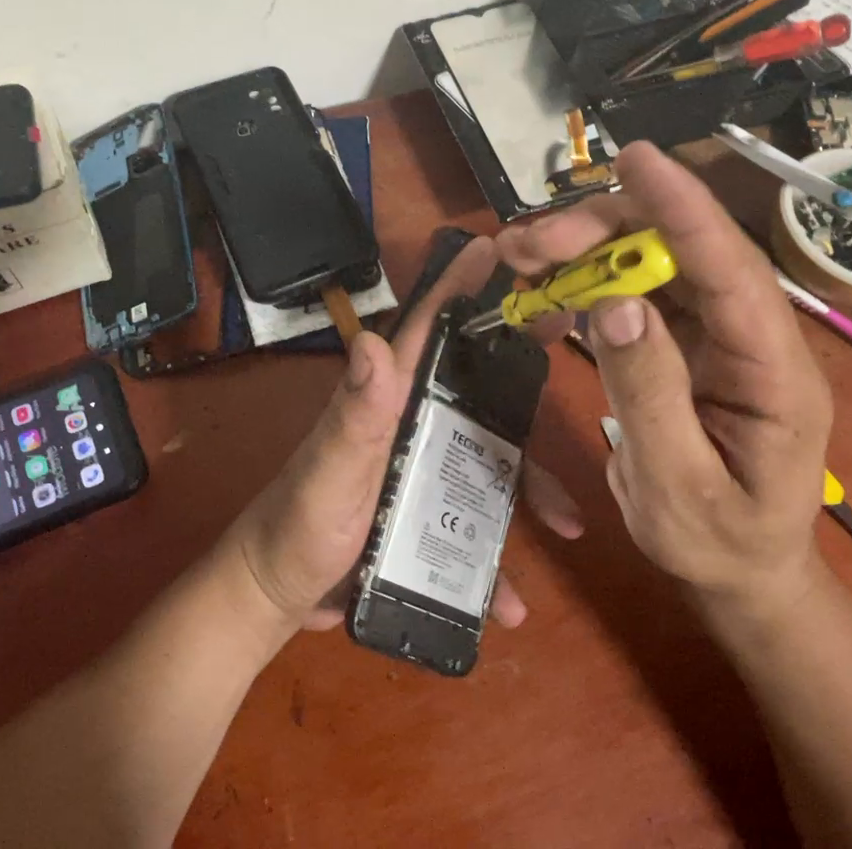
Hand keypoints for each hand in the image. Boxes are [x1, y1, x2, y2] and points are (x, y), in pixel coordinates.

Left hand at [226, 237, 584, 632]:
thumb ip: (352, 415)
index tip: (499, 248)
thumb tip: (372, 340)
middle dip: (521, 372)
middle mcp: (408, 429)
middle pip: (474, 390)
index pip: (423, 334)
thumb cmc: (296, 525)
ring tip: (570, 525)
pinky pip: (472, 531)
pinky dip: (494, 564)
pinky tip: (513, 602)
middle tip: (572, 345)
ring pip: (489, 466)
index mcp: (385, 404)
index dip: (456, 289)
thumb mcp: (328, 471)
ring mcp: (419, 474)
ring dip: (530, 493)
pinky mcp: (424, 519)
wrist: (279, 593)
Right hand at [496, 142, 833, 619]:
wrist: (739, 572)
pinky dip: (584, 290)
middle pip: (681, 255)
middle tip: (527, 243)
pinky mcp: (684, 348)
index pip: (732, 272)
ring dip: (584, 254)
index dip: (683, 210)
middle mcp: (749, 339)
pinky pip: (633, 299)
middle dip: (604, 234)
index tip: (636, 160)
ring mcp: (716, 341)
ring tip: (519, 258)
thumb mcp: (678, 486)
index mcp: (774, 373)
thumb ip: (650, 394)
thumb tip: (615, 305)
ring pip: (651, 267)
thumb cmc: (719, 542)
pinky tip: (543, 300)